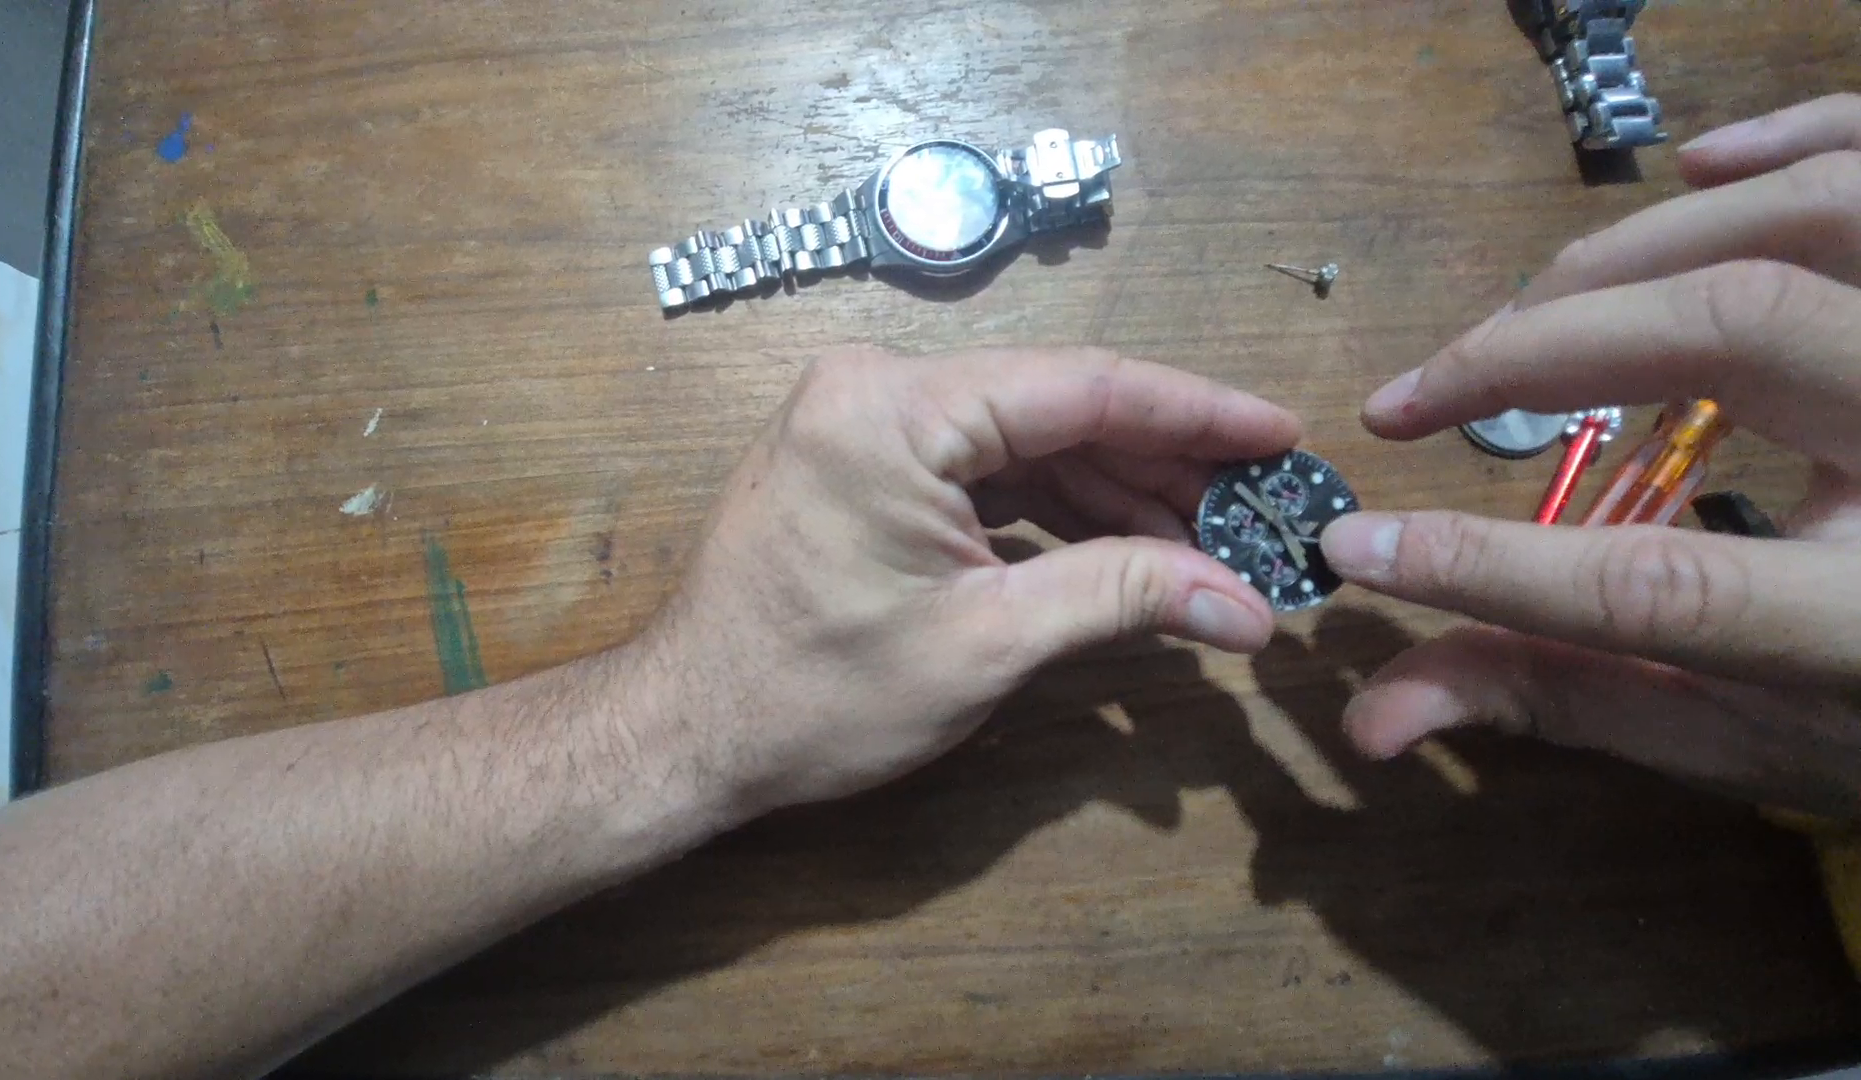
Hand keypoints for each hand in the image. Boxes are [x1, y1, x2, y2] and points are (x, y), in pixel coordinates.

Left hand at [637, 347, 1300, 812]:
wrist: (694, 730)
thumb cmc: (818, 695)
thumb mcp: (984, 644)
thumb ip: (1119, 597)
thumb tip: (1245, 606)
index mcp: (894, 409)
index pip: (1079, 387)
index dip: (1192, 412)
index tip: (1277, 433)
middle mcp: (875, 389)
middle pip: (1052, 411)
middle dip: (1156, 464)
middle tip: (1247, 512)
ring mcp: (863, 422)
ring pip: (1020, 442)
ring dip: (1109, 491)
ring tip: (1198, 541)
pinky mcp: (863, 462)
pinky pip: (978, 469)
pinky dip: (1049, 508)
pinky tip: (1116, 541)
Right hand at [1320, 95, 1860, 817]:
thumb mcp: (1718, 727)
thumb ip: (1540, 702)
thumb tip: (1365, 723)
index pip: (1659, 585)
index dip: (1481, 564)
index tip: (1349, 541)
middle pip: (1738, 329)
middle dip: (1528, 355)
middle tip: (1413, 401)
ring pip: (1813, 217)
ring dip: (1619, 257)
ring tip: (1511, 318)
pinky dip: (1798, 140)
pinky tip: (1695, 166)